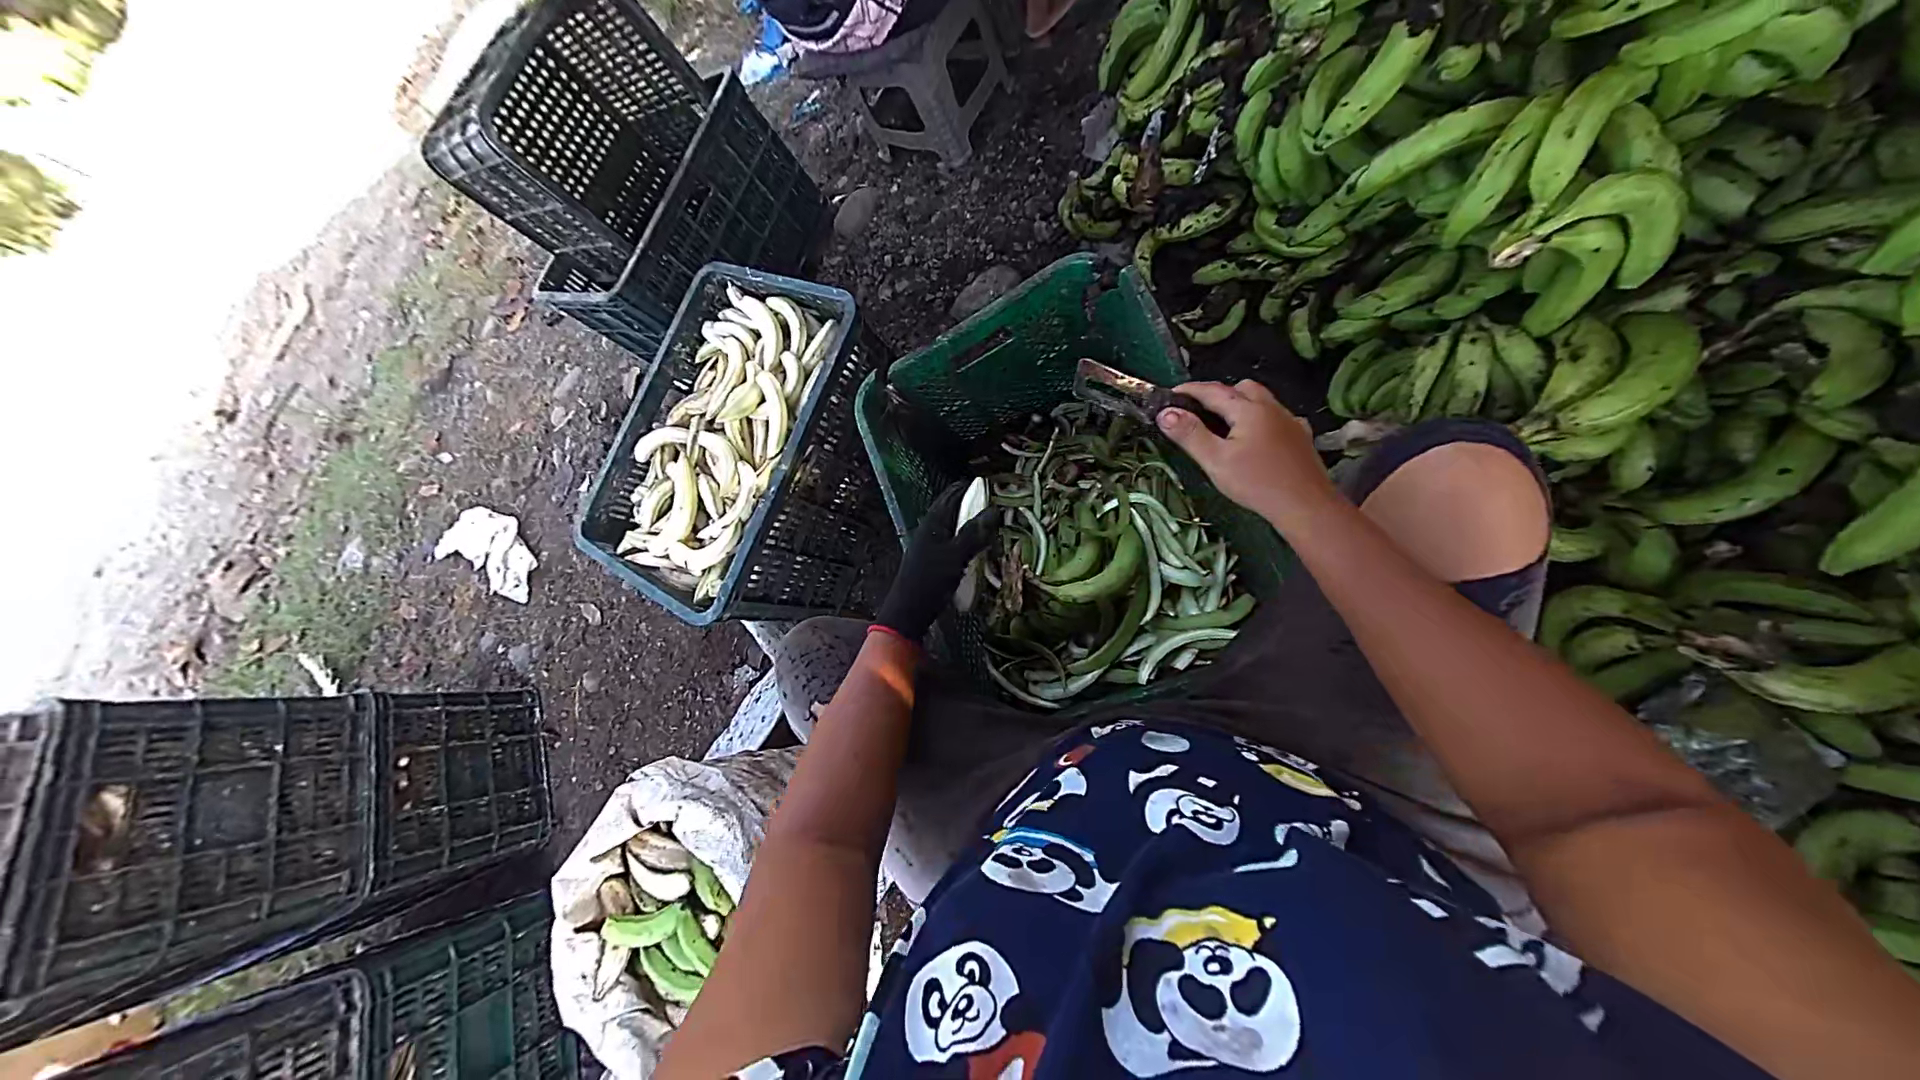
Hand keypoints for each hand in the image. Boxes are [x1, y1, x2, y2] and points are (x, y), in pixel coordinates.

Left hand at [874, 481, 996, 641]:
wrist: (908, 611)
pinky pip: (952, 540)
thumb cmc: (930, 580)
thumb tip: (995, 510)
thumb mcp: (956, 555)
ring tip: (990, 523)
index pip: (953, 494)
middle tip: (996, 504)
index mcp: (934, 521)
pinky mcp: (932, 559)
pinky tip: (976, 546)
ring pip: (953, 525)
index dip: (971, 487)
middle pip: (952, 508)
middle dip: (972, 503)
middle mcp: (930, 528)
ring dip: (970, 522)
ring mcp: (929, 544)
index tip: (992, 486)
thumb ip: (974, 532)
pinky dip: (965, 538)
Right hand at [1156, 380, 1339, 530]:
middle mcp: (1272, 408)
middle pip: (1242, 388)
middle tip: (1198, 410)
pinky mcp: (1301, 437)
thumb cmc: (1256, 483)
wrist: (1306, 505)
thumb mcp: (1215, 460)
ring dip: (1240, 403)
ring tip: (1225, 423)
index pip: (1213, 391)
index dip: (1189, 390)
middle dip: (1218, 393)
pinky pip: (1278, 417)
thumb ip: (1190, 434)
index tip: (1171, 395)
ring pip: (1262, 400)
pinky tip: (1258, 437)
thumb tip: (1165, 413)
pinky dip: (1261, 419)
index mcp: (1248, 410)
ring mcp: (1290, 421)